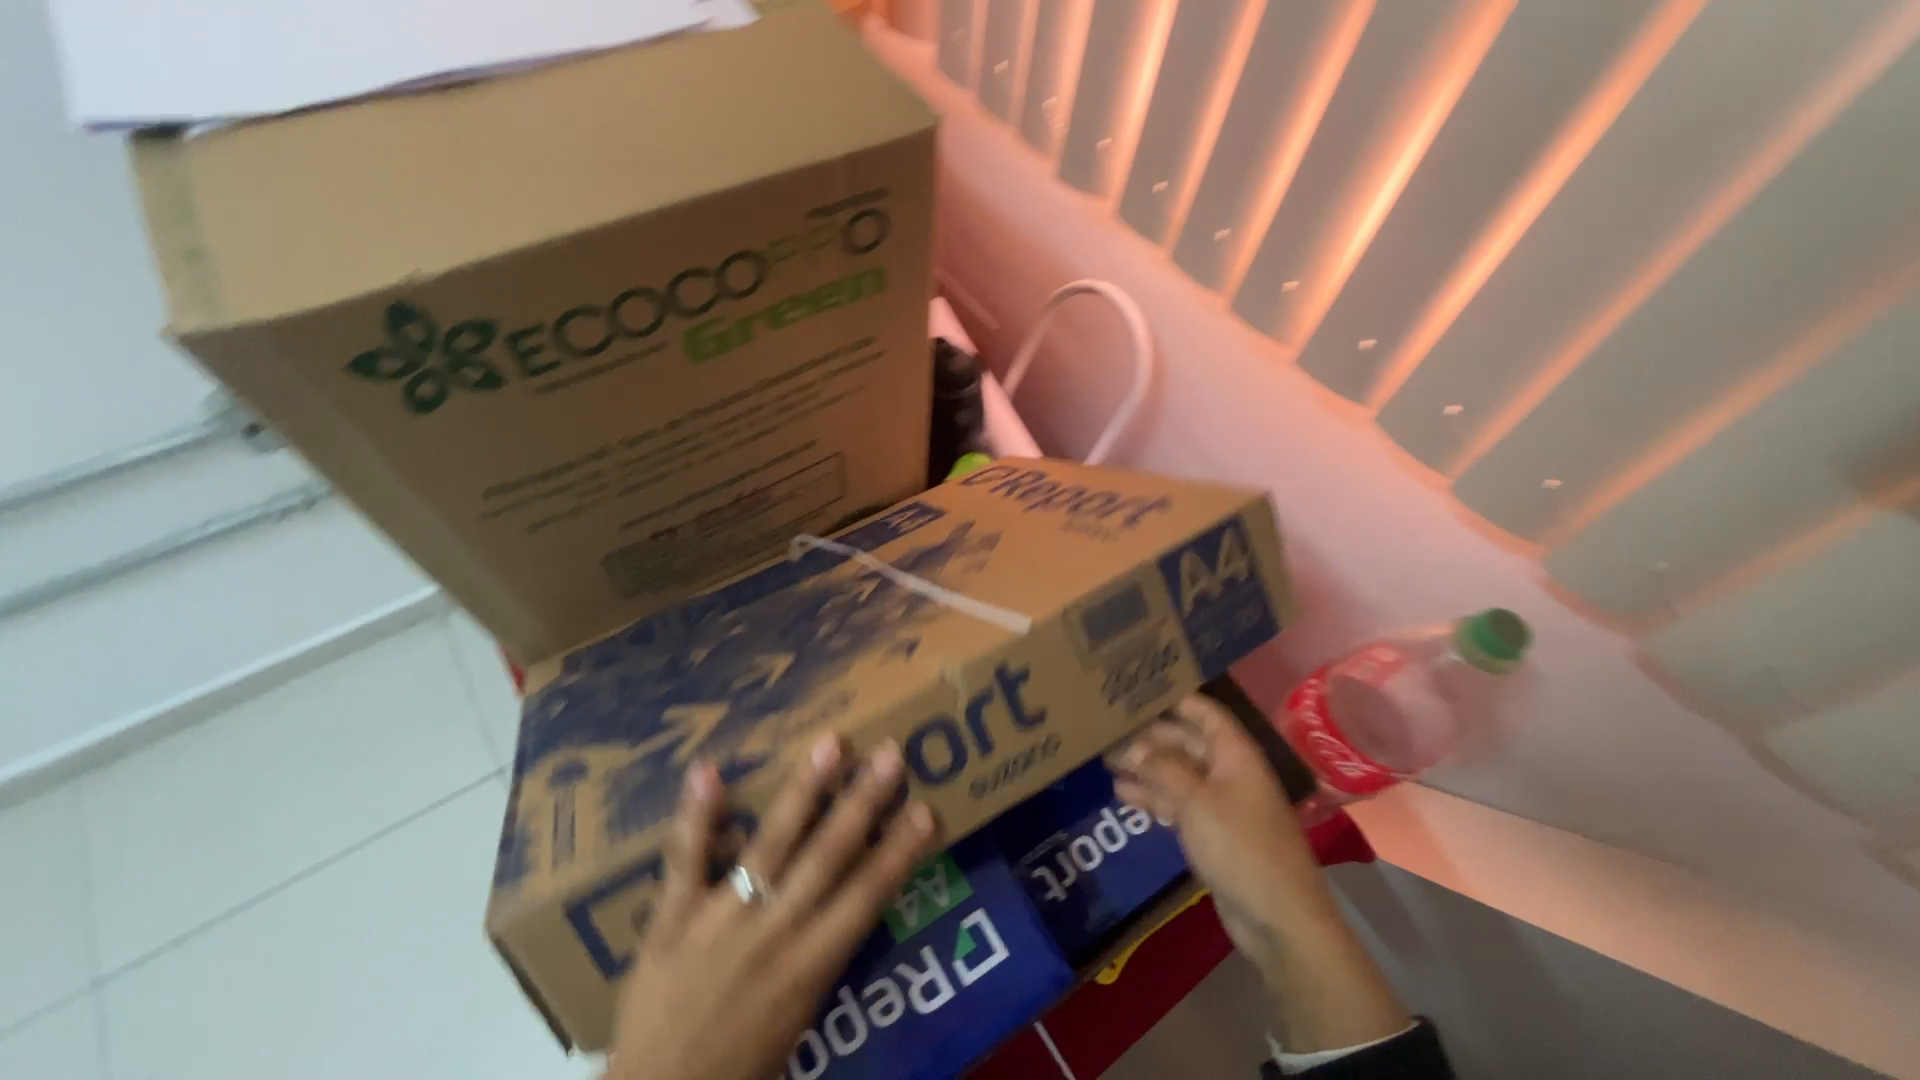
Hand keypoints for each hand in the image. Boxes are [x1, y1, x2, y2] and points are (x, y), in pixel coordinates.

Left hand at [607, 735, 942, 1079]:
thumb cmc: (742, 1067)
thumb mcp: (801, 1017)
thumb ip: (820, 957)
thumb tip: (847, 904)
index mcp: (812, 965)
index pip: (867, 897)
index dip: (899, 851)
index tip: (926, 810)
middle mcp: (774, 934)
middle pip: (827, 858)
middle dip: (862, 804)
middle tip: (891, 756)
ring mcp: (720, 922)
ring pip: (769, 847)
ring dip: (803, 793)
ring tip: (829, 745)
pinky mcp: (670, 922)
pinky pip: (684, 863)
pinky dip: (696, 817)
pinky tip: (709, 769)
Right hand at [1107, 694, 1409, 1053]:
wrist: (1278, 918)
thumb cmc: (1241, 847)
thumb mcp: (1197, 802)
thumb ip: (1163, 769)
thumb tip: (1133, 747)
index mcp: (1236, 755)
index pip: (1205, 713)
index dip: (1175, 699)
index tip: (1136, 690)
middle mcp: (1230, 773)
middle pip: (1187, 742)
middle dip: (1151, 736)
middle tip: (1107, 729)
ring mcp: (1222, 805)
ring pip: (1179, 775)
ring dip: (1147, 767)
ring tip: (1106, 760)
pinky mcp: (1212, 834)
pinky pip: (1179, 804)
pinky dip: (1154, 797)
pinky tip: (1124, 794)